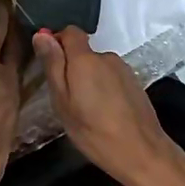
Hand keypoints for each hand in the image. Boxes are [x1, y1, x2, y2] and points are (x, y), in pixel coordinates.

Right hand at [33, 27, 181, 185]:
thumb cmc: (94, 131)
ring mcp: (124, 70)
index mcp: (85, 59)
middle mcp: (107, 57)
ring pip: (97, 67)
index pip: (70, 32)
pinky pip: (111, 78)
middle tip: (66, 98)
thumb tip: (41, 35)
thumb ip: (53, 65)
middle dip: (72, 67)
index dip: (57, 42)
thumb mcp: (63, 101)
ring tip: (86, 109)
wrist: (142, 154)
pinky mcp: (135, 84)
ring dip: (88, 80)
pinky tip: (104, 113)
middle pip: (83, 52)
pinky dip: (103, 89)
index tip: (50, 65)